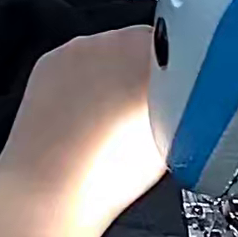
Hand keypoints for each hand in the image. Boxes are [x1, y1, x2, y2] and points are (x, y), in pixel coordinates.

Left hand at [0, 25, 165, 236]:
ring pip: (112, 49)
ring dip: (117, 70)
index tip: (182, 89)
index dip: (185, 68)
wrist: (49, 193)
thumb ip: (185, 104)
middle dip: (149, 69)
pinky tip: (86, 112)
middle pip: (146, 43)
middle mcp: (116, 43)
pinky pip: (80, 59)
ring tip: (113, 114)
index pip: (183, 44)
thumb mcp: (175, 140)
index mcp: (154, 59)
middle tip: (148, 107)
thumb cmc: (108, 176)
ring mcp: (80, 48)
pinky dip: (86, 78)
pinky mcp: (52, 59)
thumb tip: (187, 92)